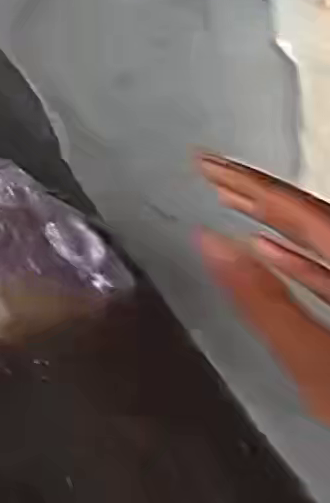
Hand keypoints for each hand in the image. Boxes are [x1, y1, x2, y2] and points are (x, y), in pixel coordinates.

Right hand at [197, 153, 329, 421]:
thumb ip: (261, 298)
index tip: (204, 161)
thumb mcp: (312, 358)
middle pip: (326, 227)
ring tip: (228, 199)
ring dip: (278, 222)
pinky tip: (266, 248)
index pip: (313, 220)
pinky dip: (300, 256)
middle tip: (209, 171)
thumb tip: (206, 237)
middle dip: (264, 198)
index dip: (257, 187)